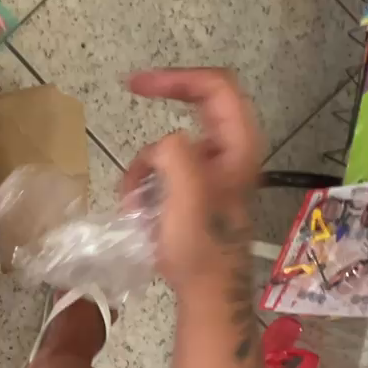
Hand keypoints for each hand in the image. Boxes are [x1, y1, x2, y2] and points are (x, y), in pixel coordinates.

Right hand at [119, 68, 264, 295]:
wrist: (206, 289)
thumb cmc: (200, 246)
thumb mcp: (187, 195)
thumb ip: (176, 154)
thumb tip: (163, 145)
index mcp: (238, 145)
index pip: (215, 87)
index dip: (177, 78)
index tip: (137, 84)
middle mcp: (231, 151)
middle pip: (195, 108)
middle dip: (159, 116)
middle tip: (130, 96)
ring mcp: (213, 171)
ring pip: (170, 147)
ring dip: (144, 169)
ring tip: (134, 202)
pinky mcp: (196, 191)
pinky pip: (164, 172)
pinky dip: (146, 186)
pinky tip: (139, 211)